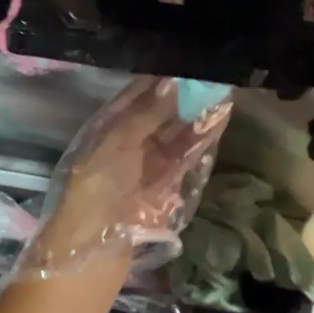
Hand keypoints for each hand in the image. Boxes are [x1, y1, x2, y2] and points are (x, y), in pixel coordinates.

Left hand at [18, 76, 231, 279]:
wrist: (92, 250)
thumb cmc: (96, 190)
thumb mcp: (116, 146)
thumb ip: (144, 115)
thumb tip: (169, 82)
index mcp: (105, 128)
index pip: (134, 96)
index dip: (156, 80)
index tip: (183, 62)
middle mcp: (126, 142)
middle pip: (158, 113)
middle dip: (181, 95)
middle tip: (210, 74)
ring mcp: (146, 165)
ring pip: (175, 133)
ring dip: (196, 114)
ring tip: (221, 91)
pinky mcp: (164, 186)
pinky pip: (184, 157)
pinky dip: (200, 140)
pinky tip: (218, 122)